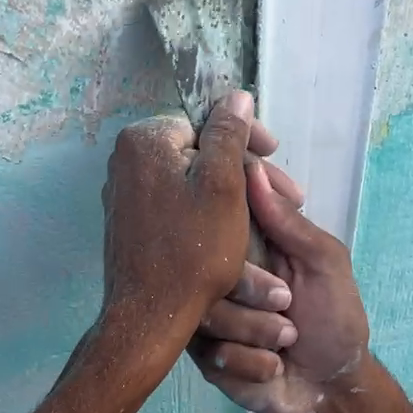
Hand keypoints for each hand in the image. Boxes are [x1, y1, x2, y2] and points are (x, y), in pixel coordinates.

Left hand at [87, 91, 261, 393]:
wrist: (152, 316)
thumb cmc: (193, 250)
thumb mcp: (223, 185)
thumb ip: (229, 133)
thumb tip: (237, 96)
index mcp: (144, 141)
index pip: (204, 121)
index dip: (245, 136)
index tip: (275, 153)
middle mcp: (126, 161)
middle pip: (198, 151)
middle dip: (243, 169)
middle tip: (287, 191)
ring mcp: (125, 193)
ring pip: (191, 179)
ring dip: (231, 192)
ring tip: (270, 214)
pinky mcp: (131, 222)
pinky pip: (176, 202)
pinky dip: (207, 210)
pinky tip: (237, 229)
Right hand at [190, 160, 370, 412]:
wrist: (331, 390)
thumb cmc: (336, 318)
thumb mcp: (325, 263)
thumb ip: (290, 223)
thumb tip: (252, 171)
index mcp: (246, 244)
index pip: (217, 212)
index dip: (225, 219)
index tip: (255, 243)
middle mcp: (218, 274)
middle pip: (201, 267)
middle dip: (251, 293)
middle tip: (286, 304)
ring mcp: (206, 314)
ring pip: (204, 313)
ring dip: (256, 332)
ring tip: (286, 340)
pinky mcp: (202, 354)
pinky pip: (210, 351)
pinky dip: (251, 362)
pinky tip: (271, 366)